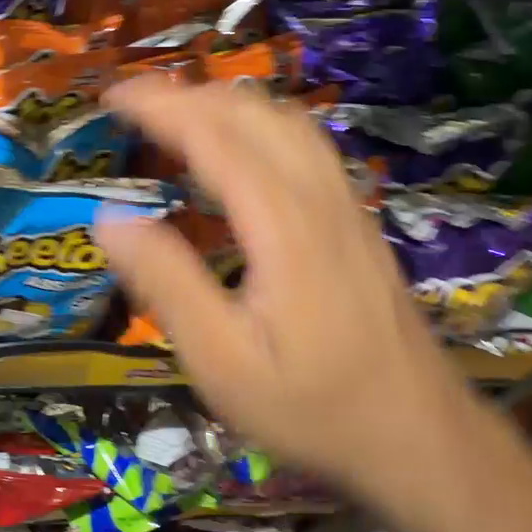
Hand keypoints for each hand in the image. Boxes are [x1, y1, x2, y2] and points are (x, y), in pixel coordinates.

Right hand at [94, 77, 472, 481]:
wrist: (420, 437)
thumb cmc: (313, 407)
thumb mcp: (222, 361)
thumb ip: (167, 284)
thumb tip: (111, 219)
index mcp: (283, 225)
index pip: (214, 136)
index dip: (160, 105)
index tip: (111, 95)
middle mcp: (320, 199)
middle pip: (254, 113)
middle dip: (189, 94)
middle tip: (133, 104)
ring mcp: (347, 208)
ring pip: (288, 123)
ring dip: (228, 104)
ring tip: (178, 116)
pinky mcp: (358, 225)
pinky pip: (306, 147)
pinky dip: (260, 126)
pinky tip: (242, 154)